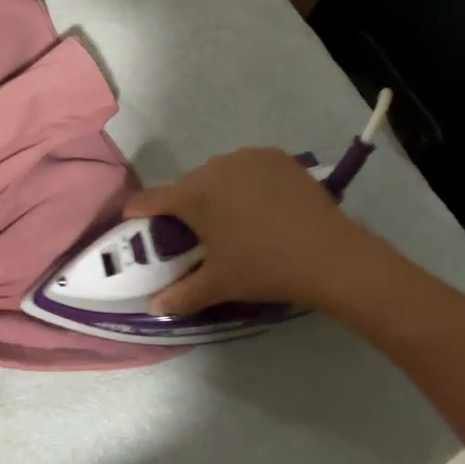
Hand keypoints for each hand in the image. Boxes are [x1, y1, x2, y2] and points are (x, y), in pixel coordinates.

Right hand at [121, 147, 386, 316]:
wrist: (328, 253)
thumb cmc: (264, 268)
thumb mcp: (219, 284)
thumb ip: (181, 294)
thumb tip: (153, 307)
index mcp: (192, 194)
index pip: (151, 200)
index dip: (139, 214)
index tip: (136, 226)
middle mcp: (214, 166)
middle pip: (189, 187)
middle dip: (189, 209)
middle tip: (201, 238)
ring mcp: (247, 156)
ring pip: (221, 175)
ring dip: (220, 194)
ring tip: (238, 223)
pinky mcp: (276, 156)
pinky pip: (250, 168)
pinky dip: (250, 183)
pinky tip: (264, 207)